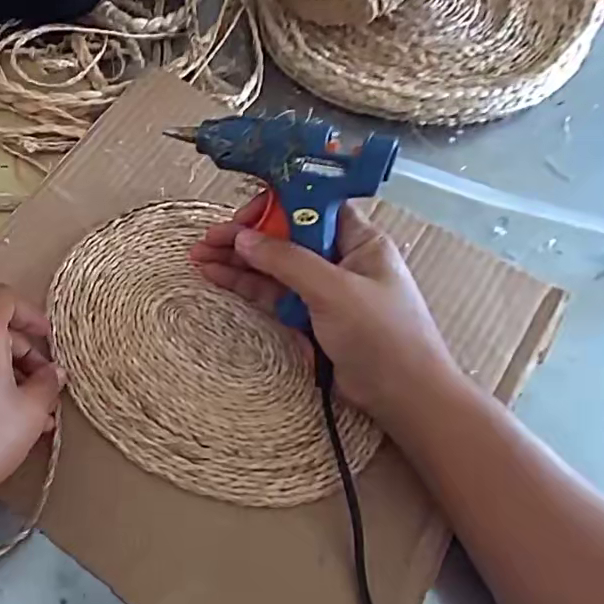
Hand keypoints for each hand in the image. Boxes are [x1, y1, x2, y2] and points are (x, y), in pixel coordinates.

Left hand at [0, 284, 64, 580]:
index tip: (51, 343)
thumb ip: (47, 384)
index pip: (4, 298)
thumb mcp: (29, 413)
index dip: (32, 315)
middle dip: (25, 354)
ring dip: (7, 374)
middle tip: (47, 390)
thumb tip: (53, 373)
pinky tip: (2, 421)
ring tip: (33, 415)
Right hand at [188, 192, 460, 421]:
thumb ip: (288, 261)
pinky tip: (217, 277)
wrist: (404, 397)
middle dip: (246, 236)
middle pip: (285, 237)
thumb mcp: (335, 291)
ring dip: (238, 261)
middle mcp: (339, 259)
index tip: (243, 216)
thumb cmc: (384, 337)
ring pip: (273, 266)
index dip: (276, 206)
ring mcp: (322, 289)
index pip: (312, 207)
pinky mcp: (309, 316)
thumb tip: (243, 238)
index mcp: (359, 241)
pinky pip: (272, 293)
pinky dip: (246, 285)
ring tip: (199, 258)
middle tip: (208, 240)